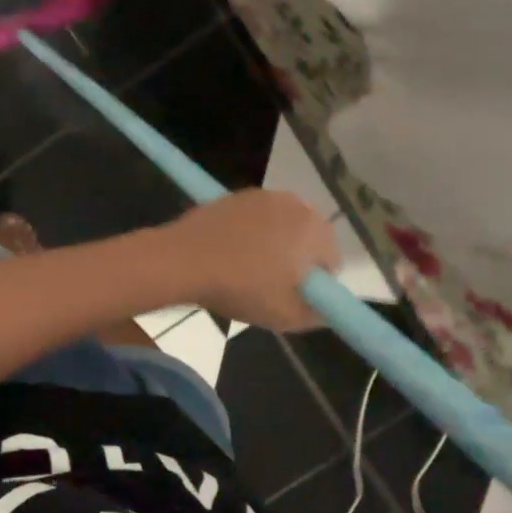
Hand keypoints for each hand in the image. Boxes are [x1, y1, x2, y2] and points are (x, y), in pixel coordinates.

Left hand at [165, 189, 340, 331]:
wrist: (181, 259)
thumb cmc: (240, 287)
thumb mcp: (286, 316)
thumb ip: (317, 314)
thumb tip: (325, 309)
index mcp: (315, 230)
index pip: (330, 262)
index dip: (314, 284)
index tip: (290, 297)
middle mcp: (295, 204)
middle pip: (306, 239)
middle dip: (294, 260)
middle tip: (267, 285)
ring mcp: (261, 196)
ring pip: (279, 227)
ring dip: (271, 244)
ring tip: (244, 268)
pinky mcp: (233, 196)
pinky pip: (253, 219)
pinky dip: (247, 233)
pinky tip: (227, 252)